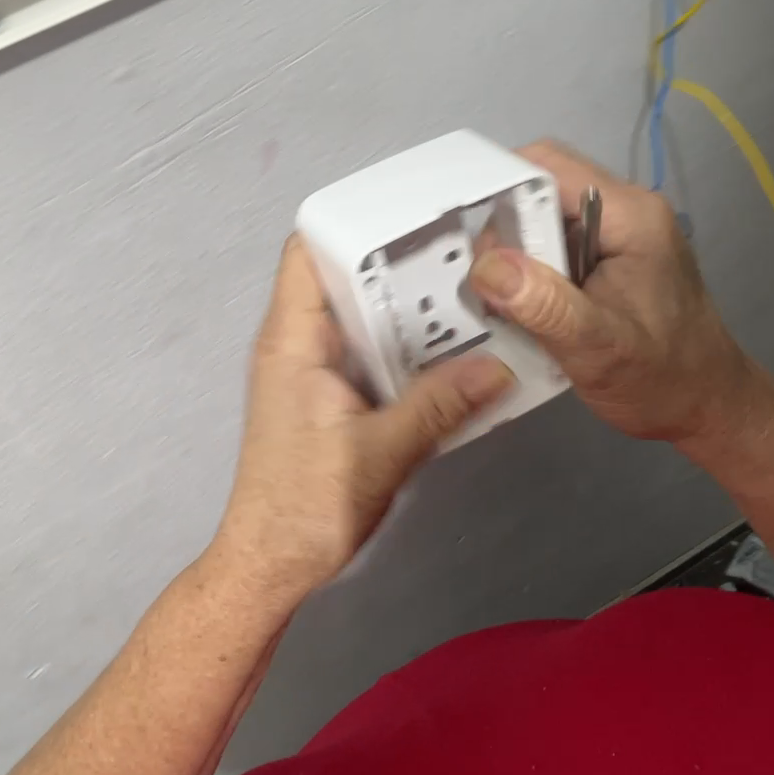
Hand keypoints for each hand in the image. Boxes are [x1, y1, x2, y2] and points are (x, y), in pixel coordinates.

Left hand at [208, 237, 513, 601]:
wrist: (271, 561)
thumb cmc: (308, 503)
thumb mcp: (383, 451)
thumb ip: (441, 404)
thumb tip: (502, 367)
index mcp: (293, 340)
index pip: (307, 251)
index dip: (353, 222)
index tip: (412, 213)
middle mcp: (295, 344)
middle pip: (339, 277)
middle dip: (394, 263)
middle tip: (459, 252)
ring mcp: (308, 371)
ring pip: (356, 316)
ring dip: (401, 307)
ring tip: (463, 293)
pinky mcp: (322, 396)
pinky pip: (363, 351)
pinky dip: (398, 344)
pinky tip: (444, 350)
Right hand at [467, 140, 757, 443]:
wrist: (706, 407)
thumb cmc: (662, 378)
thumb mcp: (598, 346)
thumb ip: (544, 304)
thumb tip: (486, 266)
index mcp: (629, 215)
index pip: (547, 166)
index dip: (499, 192)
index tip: (469, 242)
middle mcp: (622, 212)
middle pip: (538, 193)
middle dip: (502, 236)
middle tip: (486, 288)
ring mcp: (613, 237)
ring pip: (539, 224)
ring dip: (512, 260)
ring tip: (500, 304)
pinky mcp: (603, 262)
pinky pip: (550, 251)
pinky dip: (526, 276)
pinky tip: (519, 310)